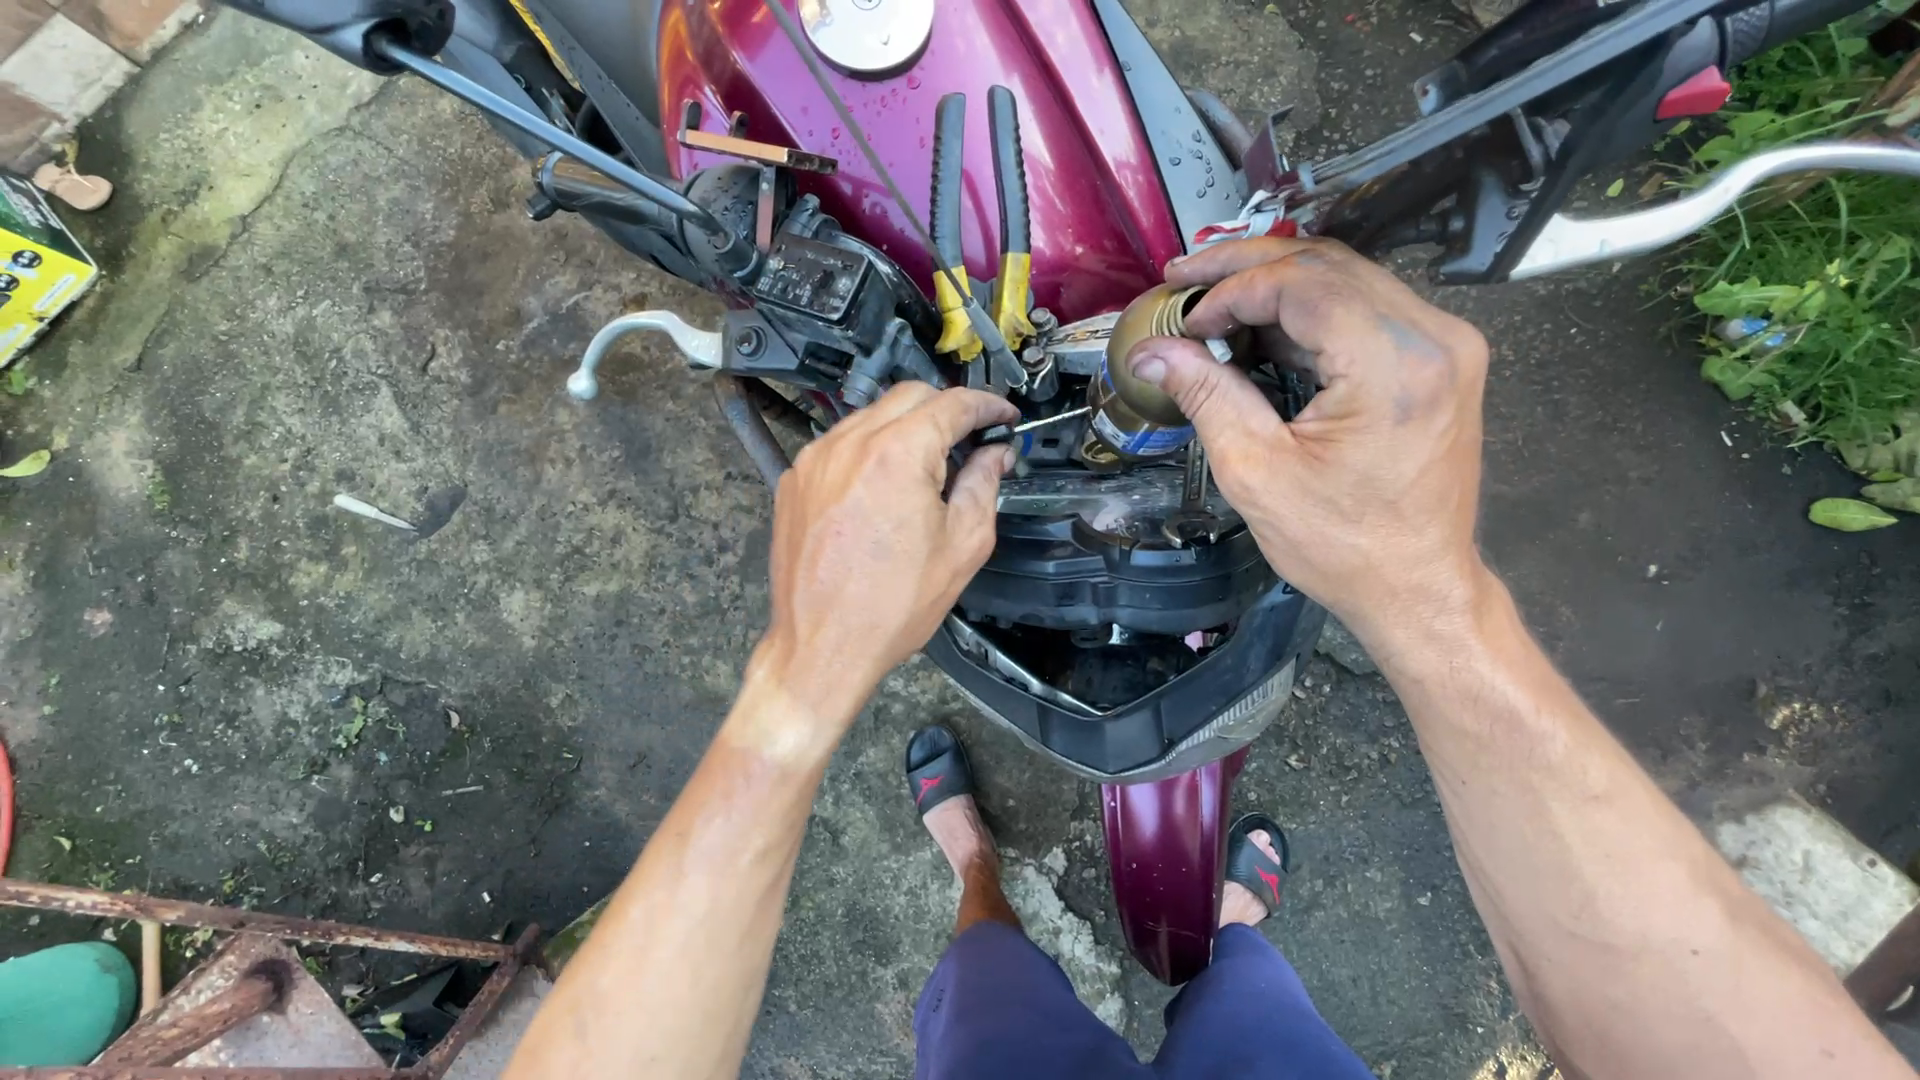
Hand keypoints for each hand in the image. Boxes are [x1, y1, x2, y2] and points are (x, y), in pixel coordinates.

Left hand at [752, 383, 1018, 731]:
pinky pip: (841, 443)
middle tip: (971, 437)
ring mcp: (816, 459)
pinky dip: (870, 448)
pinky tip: (885, 484)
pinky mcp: (796, 479)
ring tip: (928, 466)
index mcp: (897, 455)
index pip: (951, 404)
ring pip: (871, 415)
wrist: (823, 645)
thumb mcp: (962, 546)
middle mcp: (850, 444)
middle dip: (946, 409)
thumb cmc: (890, 607)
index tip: (1002, 417)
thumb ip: (983, 486)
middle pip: (909, 396)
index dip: (986, 405)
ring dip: (906, 427)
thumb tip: (994, 455)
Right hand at [1126, 237, 1491, 649]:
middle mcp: (1433, 336)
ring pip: (1346, 278)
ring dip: (1275, 283)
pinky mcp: (1438, 358)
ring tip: (1212, 299)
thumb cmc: (1339, 544)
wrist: (1417, 586)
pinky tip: (1260, 328)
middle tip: (1184, 276)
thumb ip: (1206, 395)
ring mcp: (1444, 343)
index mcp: (1392, 364)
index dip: (1232, 291)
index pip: (1303, 283)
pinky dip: (1307, 311)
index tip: (1186, 322)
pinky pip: (1364, 309)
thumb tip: (1149, 352)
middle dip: (1247, 266)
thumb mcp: (1256, 472)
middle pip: (1328, 264)